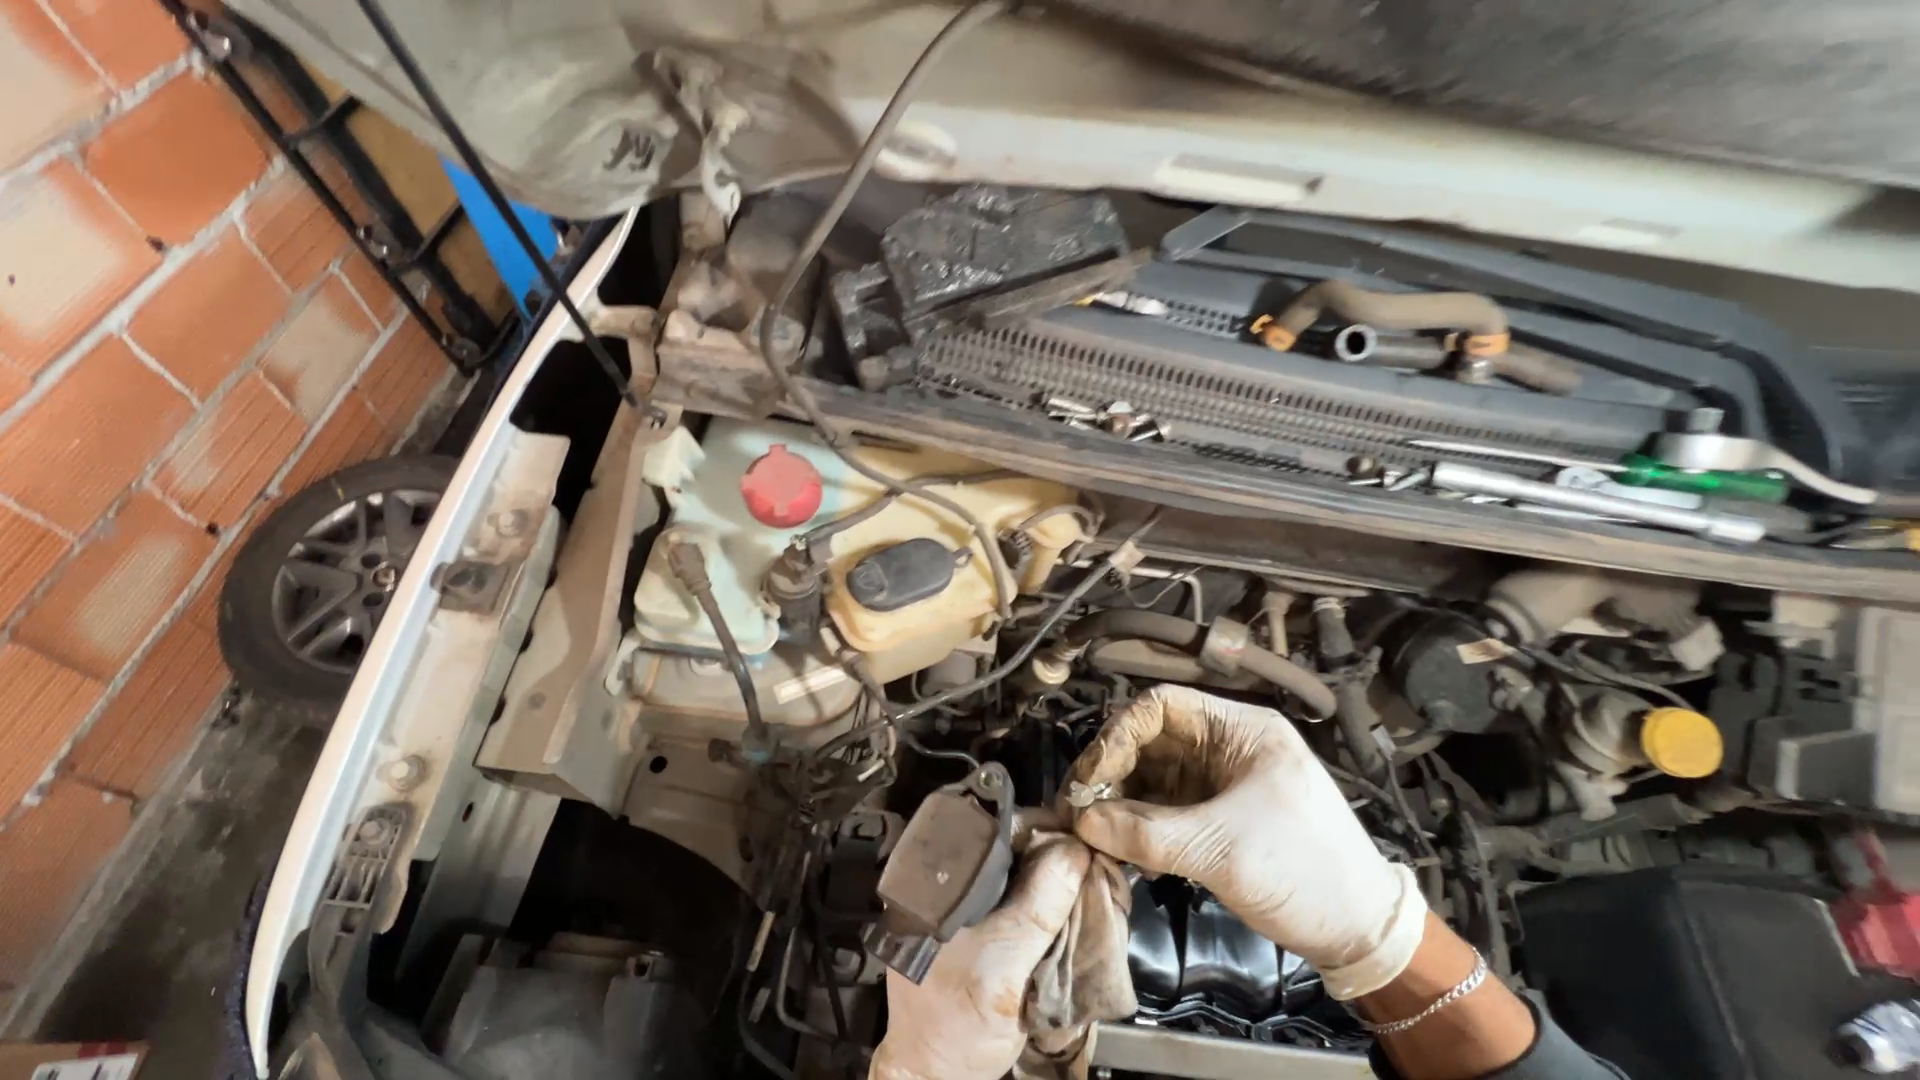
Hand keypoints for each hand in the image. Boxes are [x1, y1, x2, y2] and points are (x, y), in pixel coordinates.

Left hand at [869, 835, 1090, 1079]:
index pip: (992, 828)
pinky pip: (1017, 894)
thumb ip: (1036, 908)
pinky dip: (1045, 895)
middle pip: (1008, 844)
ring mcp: (960, 901)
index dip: (1039, 826)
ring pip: (1016, 868)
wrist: (936, 1072)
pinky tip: (1069, 900)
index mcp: (935, 878)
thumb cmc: (957, 1021)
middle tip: (1091, 859)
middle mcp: (944, 879)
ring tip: (1086, 877)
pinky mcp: (977, 923)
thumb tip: (1074, 849)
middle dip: (1052, 849)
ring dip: (1053, 872)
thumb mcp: (1002, 965)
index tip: (1080, 835)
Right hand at [1067, 684, 1427, 998]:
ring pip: (1152, 774)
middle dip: (1113, 771)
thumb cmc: (1303, 872)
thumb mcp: (1221, 851)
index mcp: (1241, 730)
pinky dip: (1137, 822)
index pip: (1162, 706)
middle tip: (1079, 809)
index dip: (1119, 735)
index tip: (1091, 779)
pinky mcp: (1215, 815)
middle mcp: (1226, 746)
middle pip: (1151, 740)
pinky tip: (1117, 845)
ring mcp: (1220, 781)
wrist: (1362, 934)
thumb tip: (1081, 822)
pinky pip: (1163, 806)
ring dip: (1120, 800)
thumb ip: (1146, 834)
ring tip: (1093, 833)